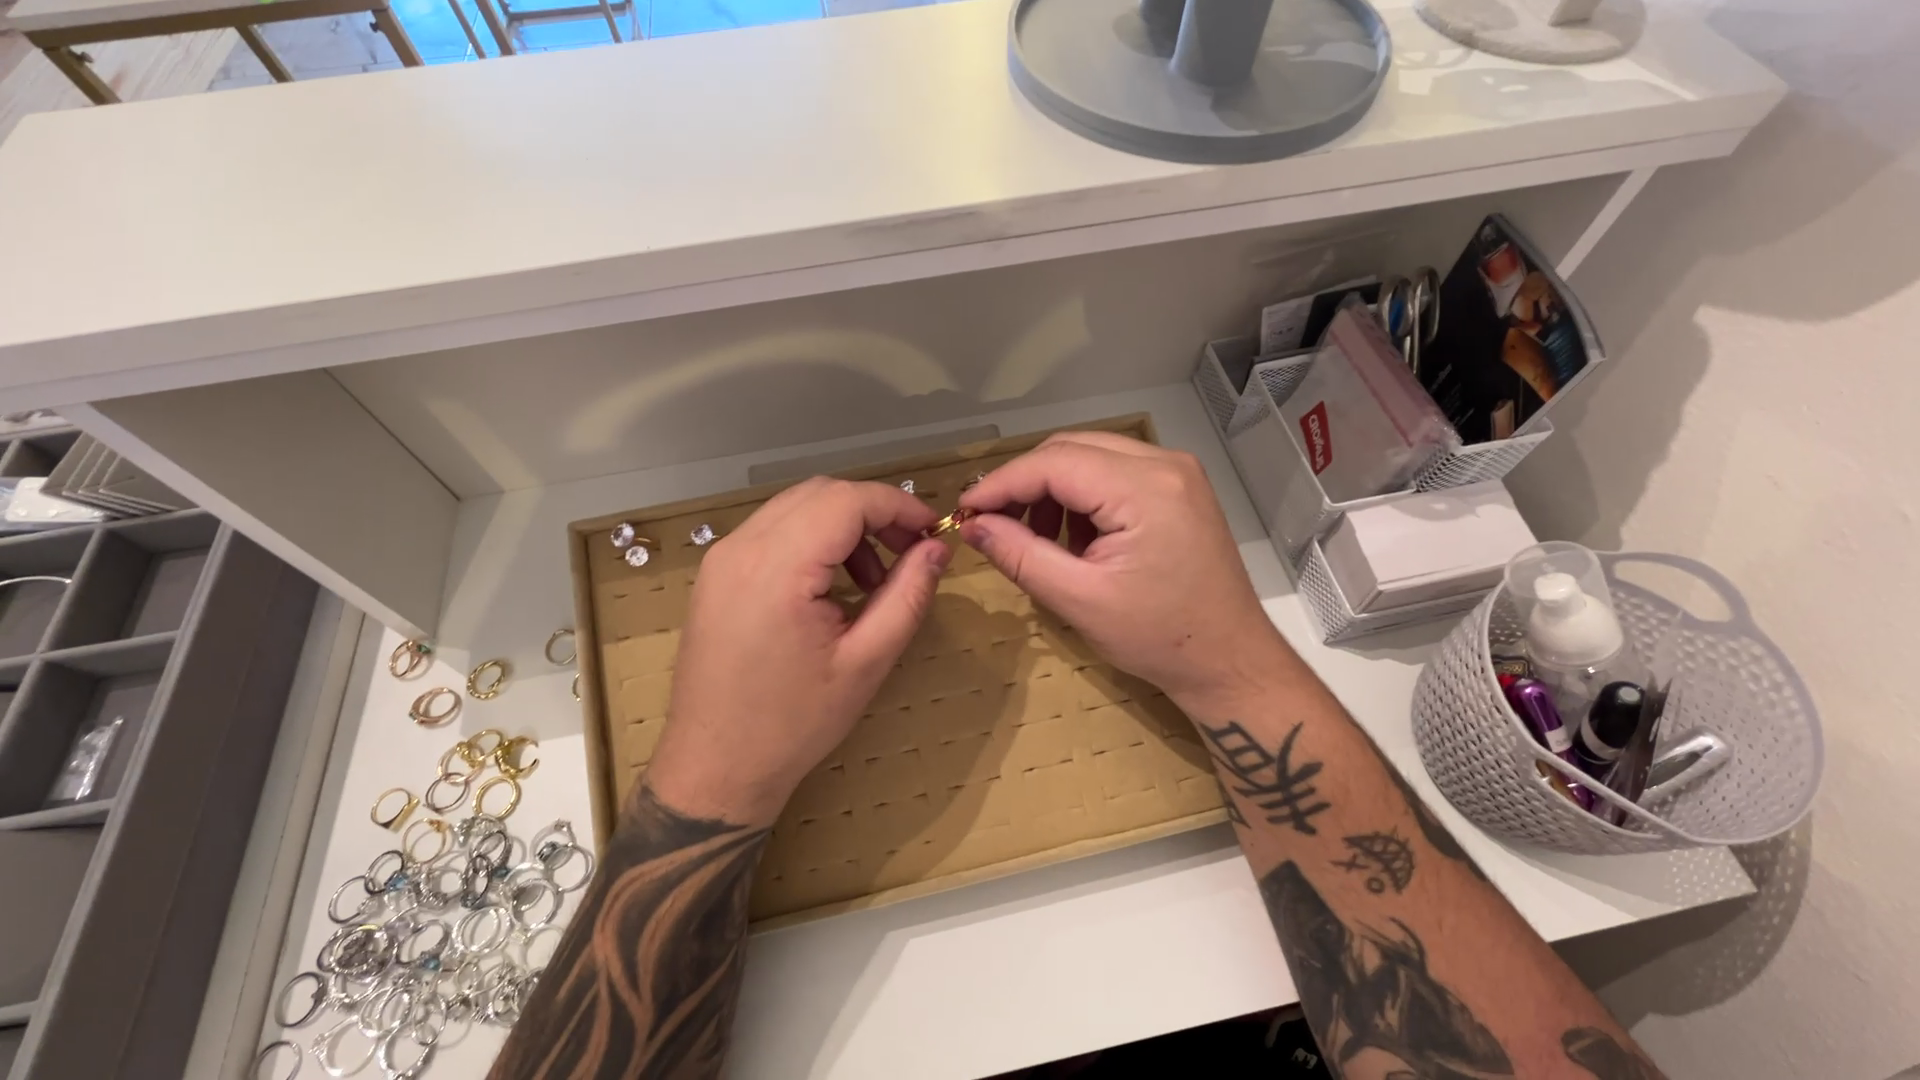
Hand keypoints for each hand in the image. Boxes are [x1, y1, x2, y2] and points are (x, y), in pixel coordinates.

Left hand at [647, 477, 949, 825]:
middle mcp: (741, 547)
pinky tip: (833, 588)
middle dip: (874, 513)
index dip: (899, 506)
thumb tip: (938, 549)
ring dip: (844, 527)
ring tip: (873, 582)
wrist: (716, 766)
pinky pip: (773, 533)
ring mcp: (722, 558)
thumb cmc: (794, 723)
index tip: (934, 532)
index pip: (847, 499)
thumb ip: (908, 595)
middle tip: (911, 554)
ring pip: (796, 508)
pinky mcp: (716, 574)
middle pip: (821, 494)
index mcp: (777, 566)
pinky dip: (813, 542)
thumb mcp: (867, 660)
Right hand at [957, 432, 1290, 714]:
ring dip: (1054, 490)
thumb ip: (1020, 555)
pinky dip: (1084, 497)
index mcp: (1144, 487)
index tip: (965, 511)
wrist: (1228, 660)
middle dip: (1025, 484)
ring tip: (1040, 540)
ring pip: (1091, 457)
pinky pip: (1115, 473)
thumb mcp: (1078, 599)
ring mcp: (1177, 472)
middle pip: (1071, 449)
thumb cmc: (1158, 637)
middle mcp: (1164, 463)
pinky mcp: (1179, 488)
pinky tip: (1077, 539)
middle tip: (994, 525)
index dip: (1001, 484)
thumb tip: (973, 525)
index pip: (1053, 463)